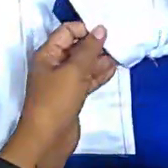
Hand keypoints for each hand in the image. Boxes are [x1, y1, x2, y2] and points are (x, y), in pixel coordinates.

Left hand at [9, 22, 117, 167]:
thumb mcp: (74, 71)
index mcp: (47, 54)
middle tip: (117, 42)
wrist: (48, 139)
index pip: (66, 31)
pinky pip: (86, 79)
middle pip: (76, 47)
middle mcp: (54, 64)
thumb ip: (88, 49)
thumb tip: (101, 29)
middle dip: (95, 44)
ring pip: (83, 64)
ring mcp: (63, 81)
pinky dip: (98, 74)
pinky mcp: (72, 96)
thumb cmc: (56, 101)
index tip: (106, 32)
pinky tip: (113, 69)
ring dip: (99, 59)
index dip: (84, 29)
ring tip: (120, 54)